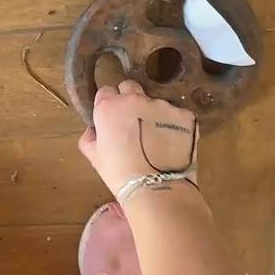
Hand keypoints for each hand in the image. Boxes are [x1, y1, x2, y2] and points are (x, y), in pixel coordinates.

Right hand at [78, 81, 199, 193]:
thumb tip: (95, 129)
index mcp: (109, 106)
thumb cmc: (119, 173)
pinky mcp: (184, 114)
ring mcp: (162, 104)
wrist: (156, 187)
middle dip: (129, 99)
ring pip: (154, 101)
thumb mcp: (95, 156)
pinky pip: (176, 114)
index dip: (108, 104)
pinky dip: (173, 124)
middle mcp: (135, 99)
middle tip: (133, 121)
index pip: (106, 92)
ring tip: (155, 137)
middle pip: (130, 87)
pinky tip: (171, 141)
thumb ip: (90, 137)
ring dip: (153, 113)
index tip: (113, 118)